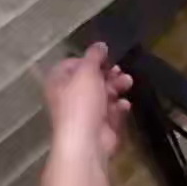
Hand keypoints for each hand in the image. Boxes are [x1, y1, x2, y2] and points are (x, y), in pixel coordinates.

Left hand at [44, 42, 132, 161]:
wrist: (87, 141)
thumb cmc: (81, 102)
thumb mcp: (87, 71)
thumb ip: (94, 56)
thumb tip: (100, 45)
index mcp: (58, 82)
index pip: (72, 64)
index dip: (89, 60)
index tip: (105, 58)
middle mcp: (69, 96)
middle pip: (91, 79)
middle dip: (108, 74)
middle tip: (119, 71)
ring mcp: (85, 112)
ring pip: (103, 94)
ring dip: (117, 87)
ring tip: (127, 83)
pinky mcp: (99, 126)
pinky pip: (111, 111)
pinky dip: (119, 107)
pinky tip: (124, 105)